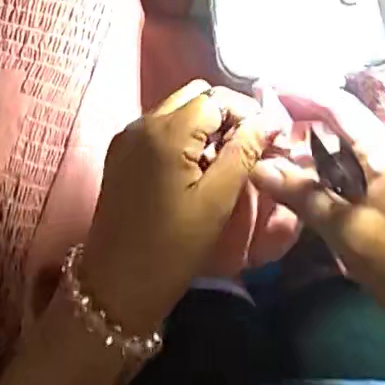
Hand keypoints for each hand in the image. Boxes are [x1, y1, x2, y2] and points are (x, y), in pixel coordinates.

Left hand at [78, 81, 277, 333]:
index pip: (216, 97)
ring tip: (227, 158)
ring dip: (206, 124)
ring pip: (178, 108)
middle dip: (227, 113)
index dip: (246, 112)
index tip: (269, 137)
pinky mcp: (121, 152)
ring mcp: (127, 136)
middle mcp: (142, 123)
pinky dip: (184, 134)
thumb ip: (244, 152)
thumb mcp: (217, 201)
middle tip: (249, 146)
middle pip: (195, 95)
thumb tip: (270, 120)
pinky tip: (198, 165)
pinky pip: (160, 125)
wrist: (114, 288)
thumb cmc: (172, 248)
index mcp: (165, 132)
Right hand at [252, 86, 384, 323]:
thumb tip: (260, 167)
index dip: (301, 92)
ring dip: (311, 141)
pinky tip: (302, 174)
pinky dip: (325, 163)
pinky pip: (352, 164)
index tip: (266, 86)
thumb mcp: (349, 231)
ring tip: (274, 144)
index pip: (338, 104)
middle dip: (301, 114)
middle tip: (262, 118)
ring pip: (344, 142)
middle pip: (340, 118)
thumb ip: (305, 195)